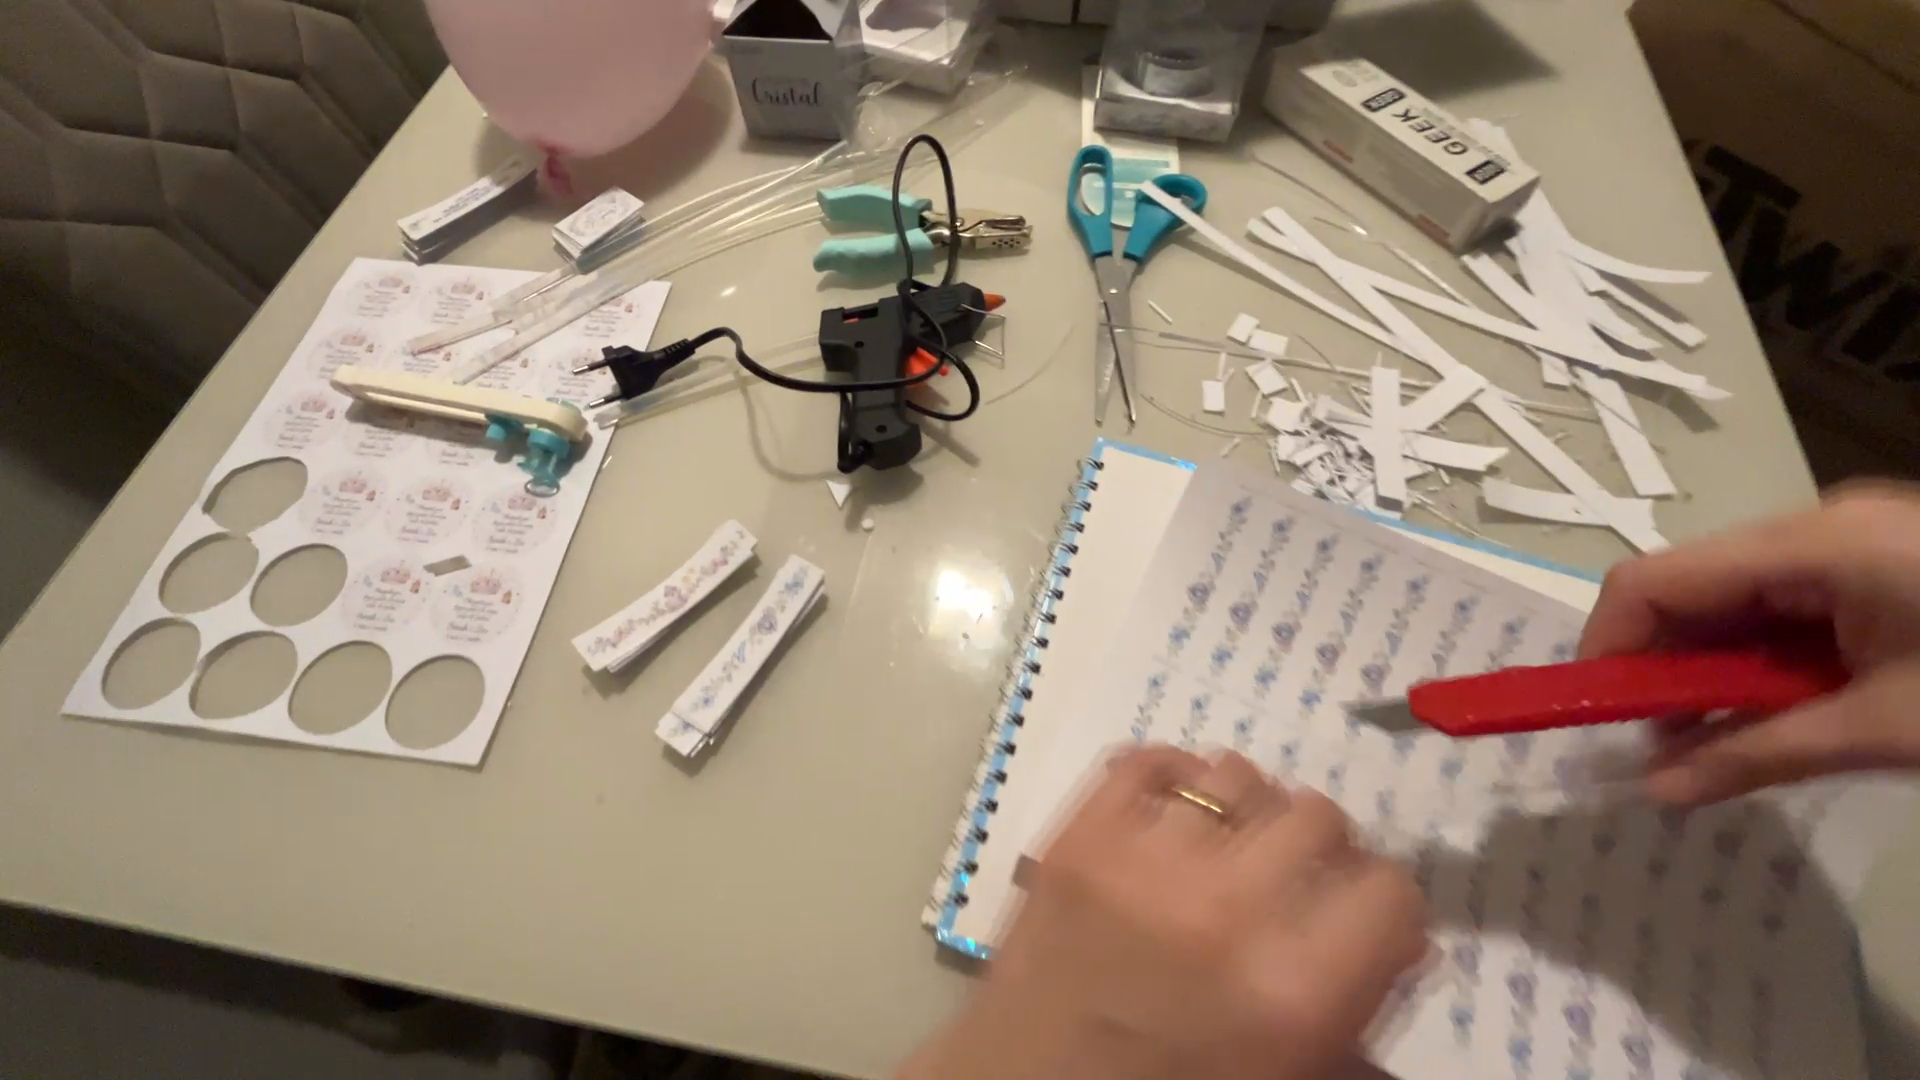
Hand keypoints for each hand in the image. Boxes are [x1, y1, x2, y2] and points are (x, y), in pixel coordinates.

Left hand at [900, 746, 1427, 1079]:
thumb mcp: (1285, 1072)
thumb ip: (1355, 1004)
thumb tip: (1397, 929)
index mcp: (1291, 991)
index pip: (1388, 888)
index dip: (1383, 897)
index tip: (1359, 905)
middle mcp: (1223, 909)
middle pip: (1315, 814)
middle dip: (1318, 844)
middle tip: (1290, 870)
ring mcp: (1142, 861)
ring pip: (1233, 774)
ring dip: (1245, 805)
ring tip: (1227, 839)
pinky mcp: (1077, 835)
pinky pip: (1142, 759)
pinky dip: (1168, 772)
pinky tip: (1173, 808)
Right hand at [1580, 482, 1919, 803]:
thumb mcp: (1893, 731)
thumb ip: (1757, 754)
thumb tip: (1652, 792)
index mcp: (1812, 542)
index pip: (1650, 581)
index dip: (1606, 644)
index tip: (1598, 714)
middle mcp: (1813, 526)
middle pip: (1684, 590)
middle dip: (1660, 668)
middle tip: (1666, 743)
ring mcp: (1847, 542)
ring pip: (1726, 604)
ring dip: (1711, 672)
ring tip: (1727, 735)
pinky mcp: (1873, 566)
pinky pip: (1777, 611)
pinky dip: (1760, 664)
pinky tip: (1780, 707)